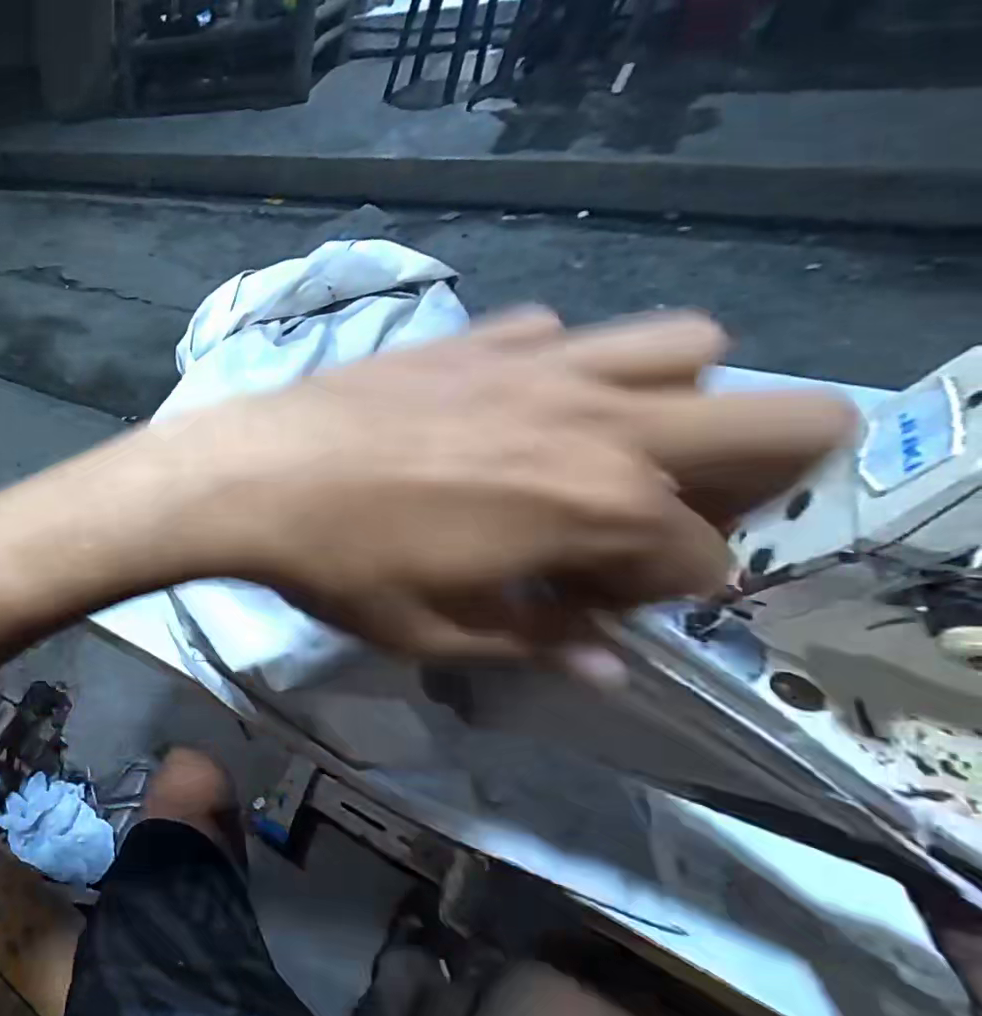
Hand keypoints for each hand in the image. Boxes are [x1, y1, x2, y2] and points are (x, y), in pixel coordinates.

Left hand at [144, 309, 856, 659]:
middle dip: (747, 477)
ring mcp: (538, 364)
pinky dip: (553, 366)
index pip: (700, 558)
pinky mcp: (472, 335)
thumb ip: (529, 642)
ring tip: (590, 444)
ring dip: (669, 397)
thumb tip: (603, 664)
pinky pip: (556, 331)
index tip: (585, 602)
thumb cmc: (334, 565)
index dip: (651, 592)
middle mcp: (598, 421)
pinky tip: (496, 405)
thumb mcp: (428, 630)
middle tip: (645, 514)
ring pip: (685, 345)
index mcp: (600, 507)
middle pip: (785, 420)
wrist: (250, 476)